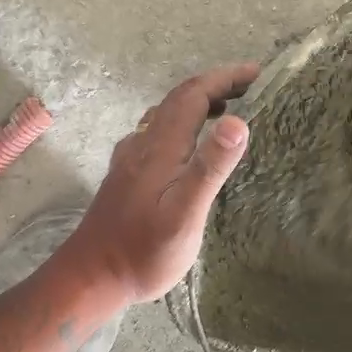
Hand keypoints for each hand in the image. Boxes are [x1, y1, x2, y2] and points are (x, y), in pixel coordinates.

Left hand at [61, 64, 258, 304]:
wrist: (92, 278)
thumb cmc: (144, 252)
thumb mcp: (186, 214)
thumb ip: (210, 168)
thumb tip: (238, 122)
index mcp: (160, 148)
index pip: (194, 95)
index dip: (225, 79)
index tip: (258, 74)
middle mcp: (143, 145)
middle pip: (179, 99)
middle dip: (215, 86)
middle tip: (251, 88)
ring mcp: (131, 159)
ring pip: (166, 115)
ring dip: (198, 104)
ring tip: (229, 110)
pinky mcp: (126, 176)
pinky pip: (157, 134)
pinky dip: (182, 125)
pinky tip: (189, 145)